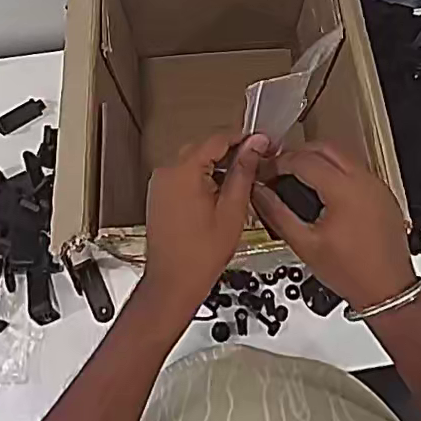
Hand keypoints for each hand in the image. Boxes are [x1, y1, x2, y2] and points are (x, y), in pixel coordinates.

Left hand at [140, 132, 270, 310]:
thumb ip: (244, 172)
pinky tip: (221, 194)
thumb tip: (254, 146)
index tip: (261, 143)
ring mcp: (160, 185)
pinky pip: (184, 175)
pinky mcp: (159, 195)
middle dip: (232, 152)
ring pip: (194, 161)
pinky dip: (203, 178)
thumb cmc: (199, 256)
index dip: (244, 139)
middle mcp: (167, 174)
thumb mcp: (232, 210)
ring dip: (218, 166)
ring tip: (241, 182)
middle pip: (205, 148)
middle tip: (257, 161)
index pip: (218, 139)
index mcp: (184, 173)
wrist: (174, 282)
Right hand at [251, 141, 416, 308]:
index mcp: (345, 191)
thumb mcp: (305, 244)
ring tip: (298, 177)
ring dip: (318, 159)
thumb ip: (277, 213)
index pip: (305, 160)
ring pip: (343, 155)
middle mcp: (364, 182)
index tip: (266, 171)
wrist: (387, 290)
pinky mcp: (383, 194)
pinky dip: (336, 171)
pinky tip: (323, 190)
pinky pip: (356, 170)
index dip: (279, 162)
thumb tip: (260, 194)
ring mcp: (376, 186)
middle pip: (325, 147)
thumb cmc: (353, 273)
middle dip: (298, 153)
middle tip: (279, 168)